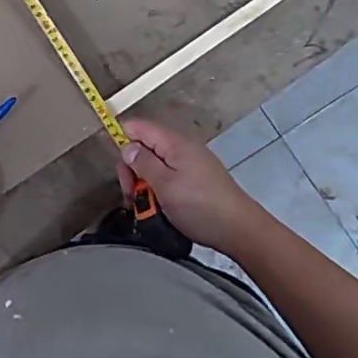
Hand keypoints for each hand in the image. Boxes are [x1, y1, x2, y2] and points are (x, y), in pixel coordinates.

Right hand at [116, 118, 269, 256]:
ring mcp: (190, 164)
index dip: (121, 139)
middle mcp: (182, 148)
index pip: (138, 127)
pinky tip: (159, 206)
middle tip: (132, 194)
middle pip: (144, 147)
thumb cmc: (200, 206)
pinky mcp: (196, 179)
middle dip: (132, 168)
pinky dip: (158, 188)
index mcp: (174, 143)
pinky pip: (168, 176)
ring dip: (144, 182)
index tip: (117, 167)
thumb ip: (142, 162)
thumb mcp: (165, 185)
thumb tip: (127, 145)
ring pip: (154, 164)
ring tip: (145, 205)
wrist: (240, 230)